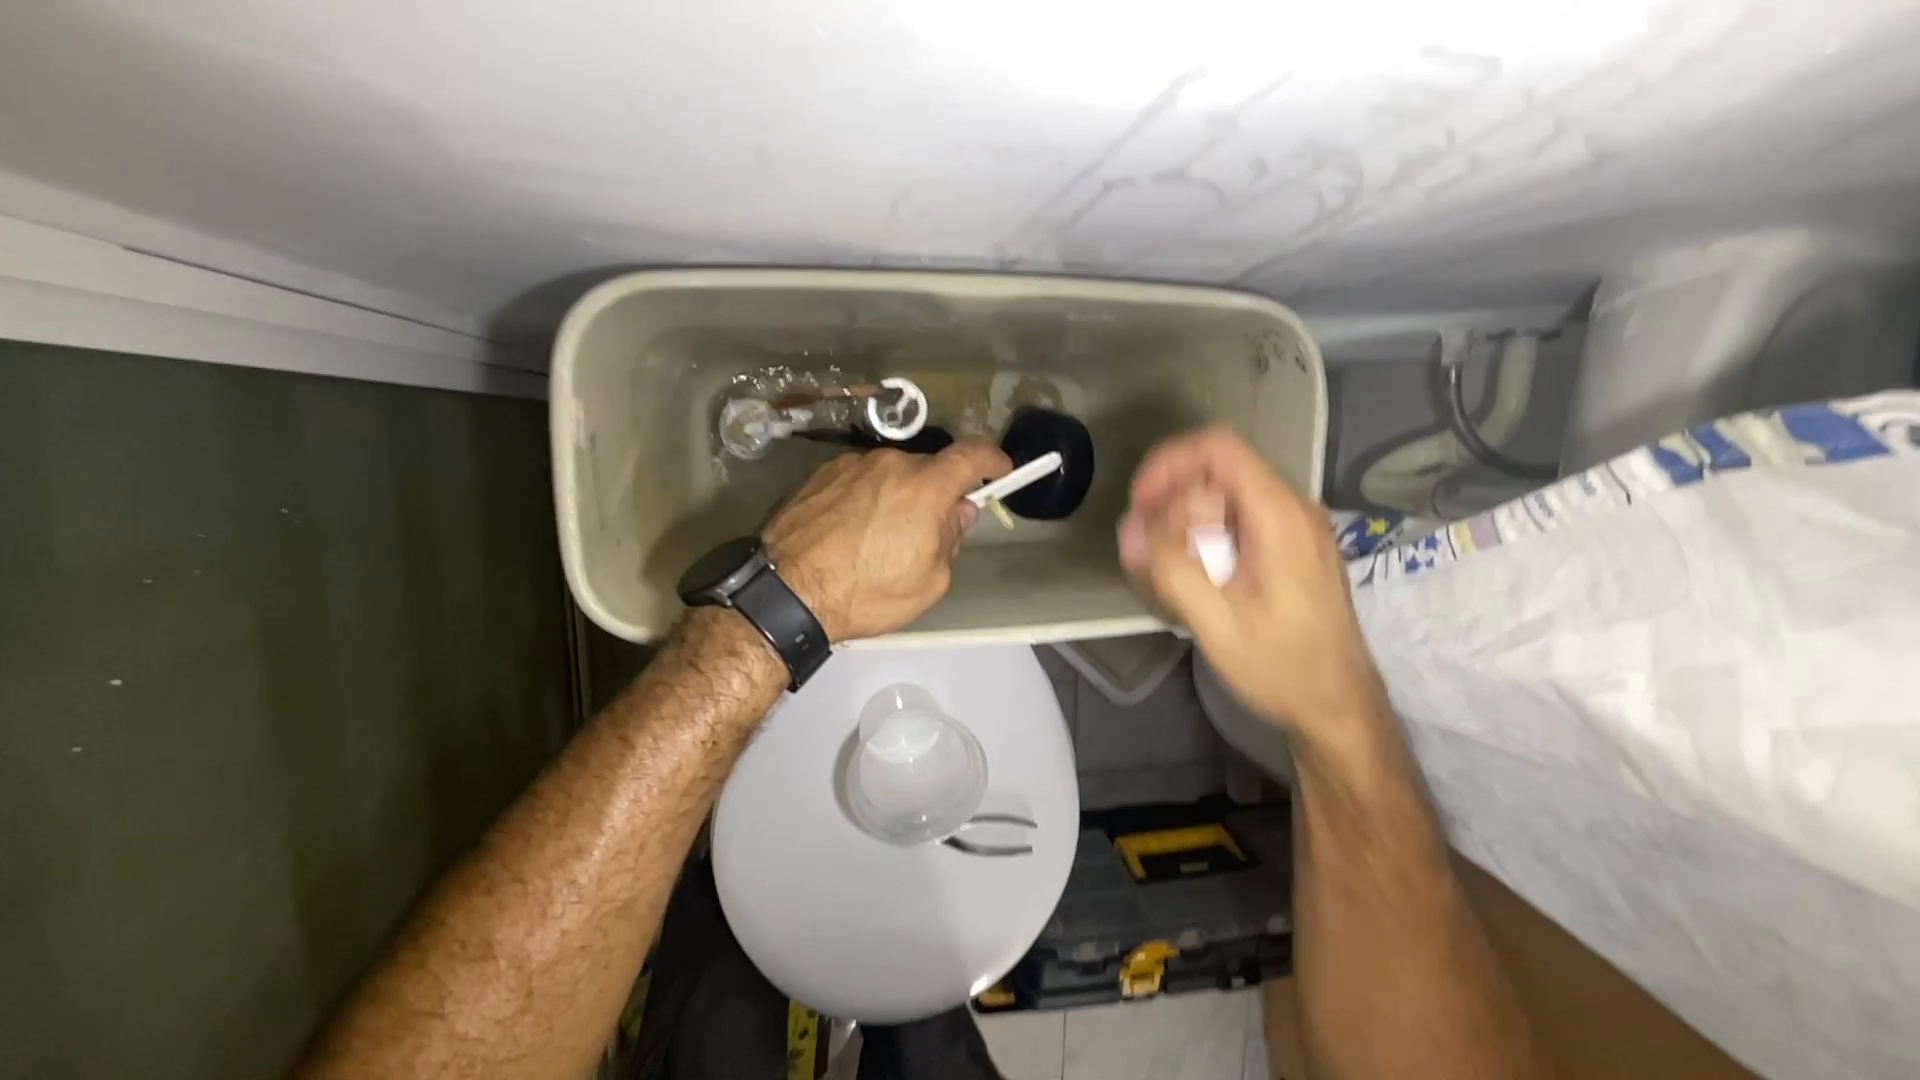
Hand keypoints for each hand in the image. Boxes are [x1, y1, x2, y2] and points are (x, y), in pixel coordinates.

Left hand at [763, 438, 1011, 641]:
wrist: (788, 595)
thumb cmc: (866, 593)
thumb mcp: (929, 581)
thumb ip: (950, 538)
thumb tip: (956, 512)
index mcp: (924, 487)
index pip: (971, 454)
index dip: (991, 460)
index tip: (999, 471)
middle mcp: (889, 464)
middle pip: (926, 469)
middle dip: (935, 494)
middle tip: (929, 530)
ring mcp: (850, 465)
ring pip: (889, 474)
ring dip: (896, 496)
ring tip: (879, 539)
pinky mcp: (819, 475)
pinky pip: (857, 480)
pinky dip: (864, 498)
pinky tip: (850, 532)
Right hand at [1117, 427, 1385, 744]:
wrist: (1339, 708)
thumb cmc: (1281, 667)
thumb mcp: (1216, 621)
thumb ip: (1173, 564)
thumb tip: (1136, 523)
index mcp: (1280, 516)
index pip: (1218, 449)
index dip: (1169, 464)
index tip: (1140, 505)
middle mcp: (1292, 511)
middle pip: (1218, 471)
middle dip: (1171, 499)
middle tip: (1143, 547)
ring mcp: (1295, 531)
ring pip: (1225, 498)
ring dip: (1184, 522)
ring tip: (1160, 568)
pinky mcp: (1292, 552)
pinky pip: (1239, 522)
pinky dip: (1205, 538)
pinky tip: (1191, 579)